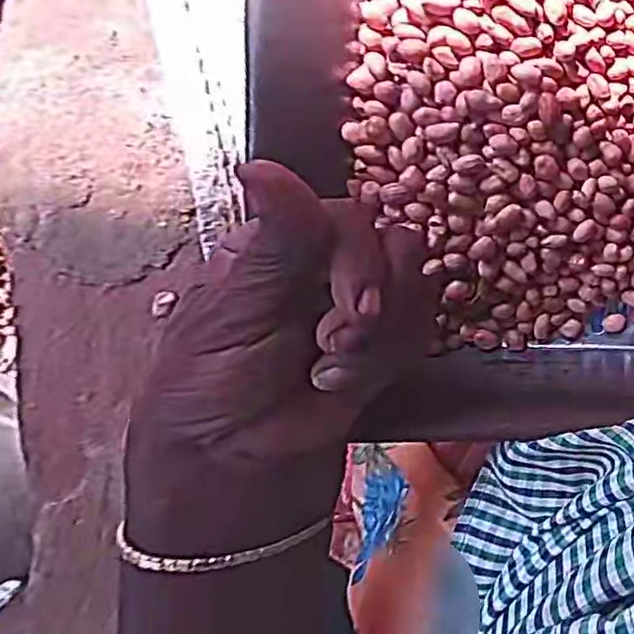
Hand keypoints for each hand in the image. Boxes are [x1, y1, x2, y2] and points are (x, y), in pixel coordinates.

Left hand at [125, 160, 435, 555]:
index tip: (350, 306)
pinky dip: (385, 361)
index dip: (361, 258)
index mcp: (284, 245)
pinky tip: (341, 382)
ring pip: (416, 286)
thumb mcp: (235, 314)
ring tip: (328, 368)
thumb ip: (274, 244)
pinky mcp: (394, 336)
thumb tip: (262, 167)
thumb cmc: (211, 387)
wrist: (240, 466)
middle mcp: (331, 264)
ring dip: (380, 336)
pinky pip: (423, 327)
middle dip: (375, 299)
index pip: (352, 218)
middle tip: (338, 342)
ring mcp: (369, 299)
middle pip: (397, 245)